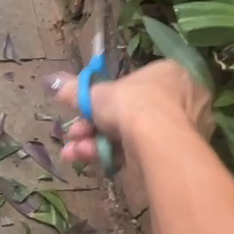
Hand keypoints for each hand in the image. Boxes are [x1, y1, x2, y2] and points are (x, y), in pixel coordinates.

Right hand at [48, 60, 211, 164]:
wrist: (157, 140)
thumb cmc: (132, 104)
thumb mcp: (95, 94)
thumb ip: (75, 89)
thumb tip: (52, 82)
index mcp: (169, 73)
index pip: (132, 86)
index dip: (102, 101)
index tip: (82, 113)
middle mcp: (180, 98)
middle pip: (127, 114)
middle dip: (92, 127)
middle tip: (73, 135)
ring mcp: (180, 128)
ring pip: (129, 135)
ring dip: (94, 144)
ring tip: (72, 153)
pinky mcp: (175, 154)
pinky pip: (138, 152)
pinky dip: (111, 156)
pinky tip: (90, 161)